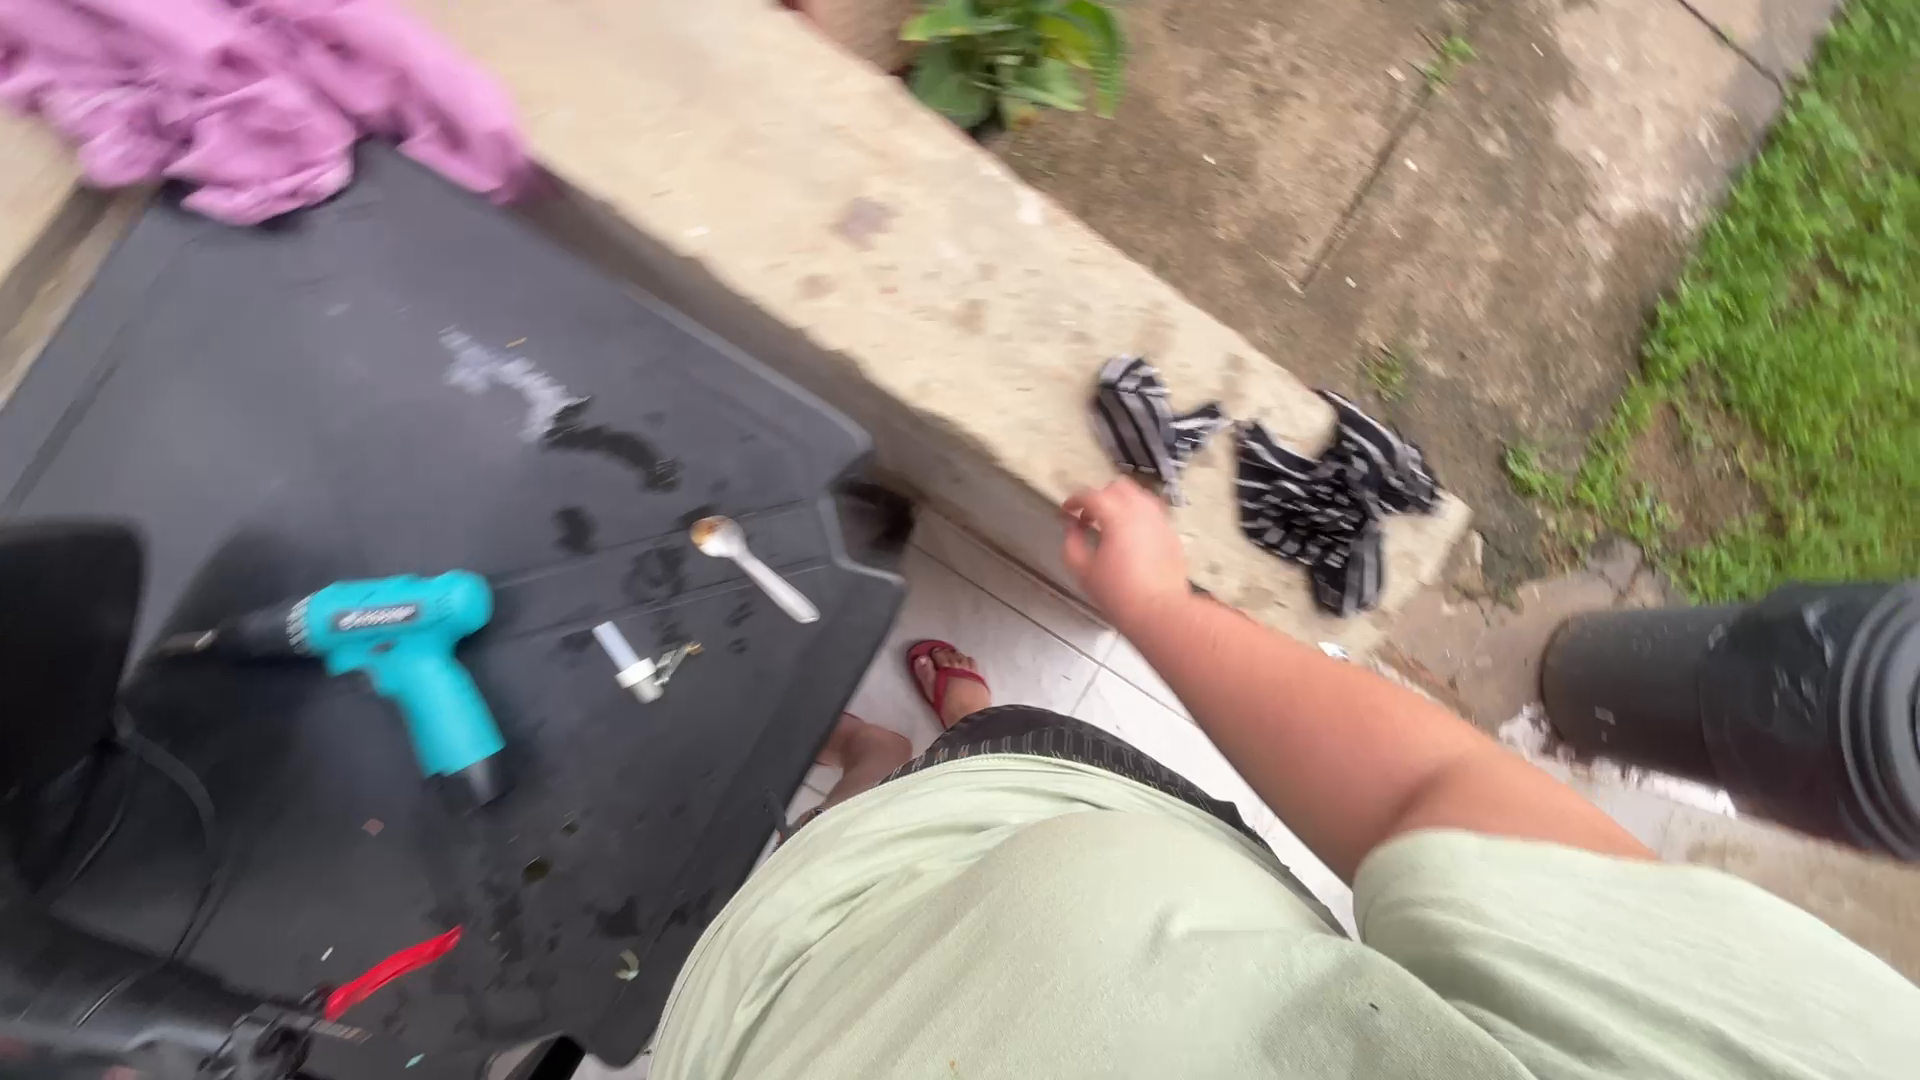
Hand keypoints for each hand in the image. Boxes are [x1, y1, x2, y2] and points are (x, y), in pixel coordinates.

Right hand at [1061, 479, 1190, 630]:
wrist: (1159, 611)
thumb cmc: (1120, 594)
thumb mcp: (1082, 570)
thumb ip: (1071, 541)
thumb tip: (1073, 528)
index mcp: (1116, 517)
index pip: (1090, 495)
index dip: (1073, 501)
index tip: (1067, 511)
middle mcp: (1141, 512)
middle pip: (1117, 487)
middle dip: (1099, 497)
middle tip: (1088, 516)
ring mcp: (1160, 520)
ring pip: (1138, 495)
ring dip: (1120, 503)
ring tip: (1109, 524)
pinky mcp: (1171, 533)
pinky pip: (1152, 513)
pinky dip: (1137, 515)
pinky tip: (1130, 536)